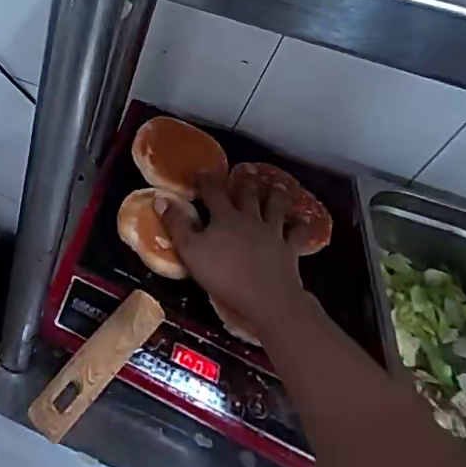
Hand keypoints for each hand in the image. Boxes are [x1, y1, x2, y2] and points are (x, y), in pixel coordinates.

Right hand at [160, 168, 314, 333]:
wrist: (267, 297)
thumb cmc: (224, 274)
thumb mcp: (190, 251)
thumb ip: (176, 225)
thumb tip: (160, 200)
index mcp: (224, 217)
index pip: (213, 192)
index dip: (207, 180)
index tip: (203, 171)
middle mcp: (249, 218)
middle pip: (248, 194)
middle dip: (245, 180)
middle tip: (246, 169)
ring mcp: (272, 232)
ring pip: (275, 207)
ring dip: (275, 194)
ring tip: (277, 184)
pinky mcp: (289, 248)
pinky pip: (297, 233)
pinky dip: (301, 226)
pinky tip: (304, 221)